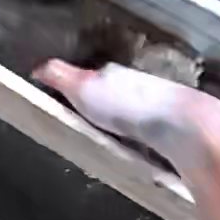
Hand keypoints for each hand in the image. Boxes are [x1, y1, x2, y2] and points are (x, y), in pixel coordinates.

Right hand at [34, 59, 219, 161]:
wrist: (182, 125)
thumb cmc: (128, 104)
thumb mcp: (83, 87)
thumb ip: (60, 77)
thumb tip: (37, 67)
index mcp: (113, 75)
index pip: (88, 79)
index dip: (74, 92)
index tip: (62, 107)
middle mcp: (135, 86)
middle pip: (111, 97)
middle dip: (99, 110)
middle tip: (80, 128)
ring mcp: (154, 107)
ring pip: (130, 116)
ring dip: (119, 126)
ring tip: (103, 143)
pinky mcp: (168, 130)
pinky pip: (145, 134)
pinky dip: (136, 140)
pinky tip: (130, 152)